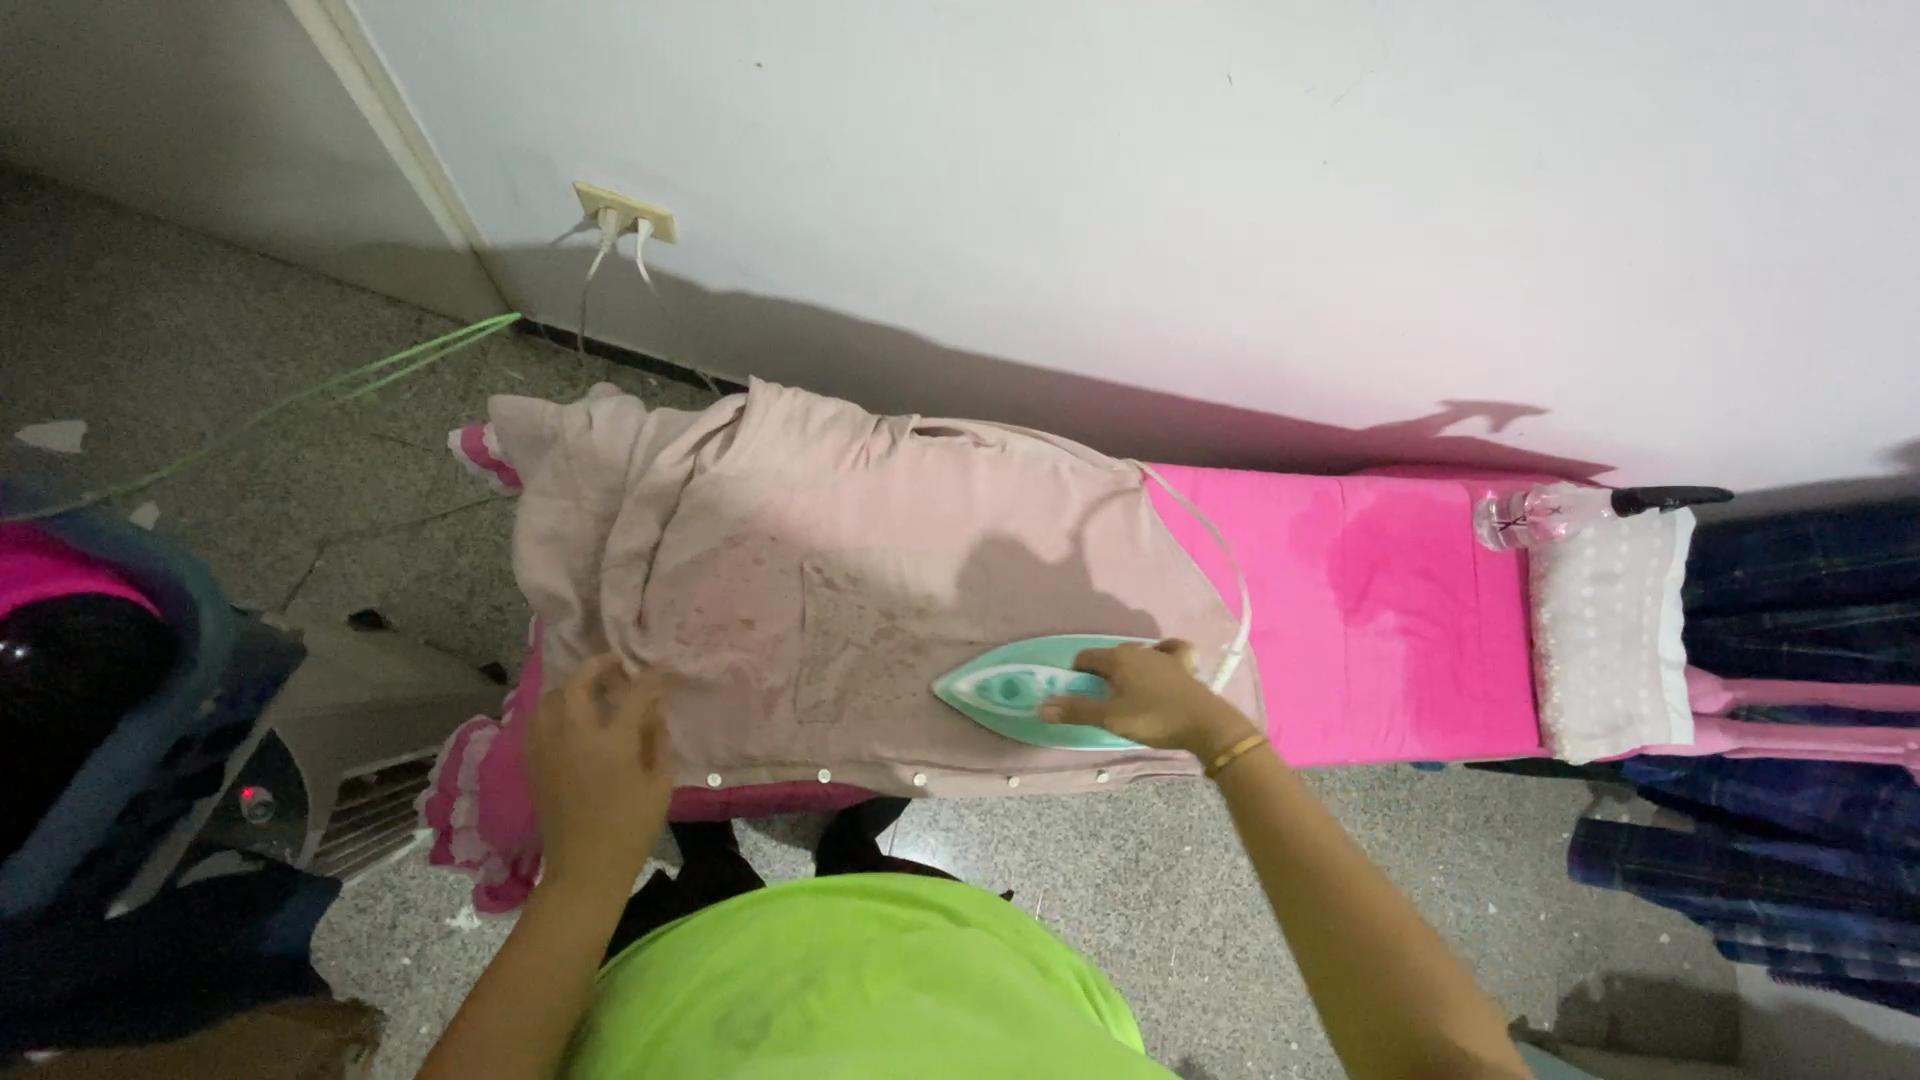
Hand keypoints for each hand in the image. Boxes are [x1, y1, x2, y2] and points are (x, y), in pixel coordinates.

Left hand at [527, 654, 675, 898]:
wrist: (584, 869)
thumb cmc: (632, 828)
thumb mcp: (660, 784)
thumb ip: (658, 741)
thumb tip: (653, 712)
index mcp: (612, 743)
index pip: (634, 694)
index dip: (650, 678)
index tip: (661, 670)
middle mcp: (575, 737)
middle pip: (578, 684)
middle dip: (597, 666)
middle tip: (615, 664)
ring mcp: (548, 750)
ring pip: (548, 699)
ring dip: (569, 685)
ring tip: (588, 686)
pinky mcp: (535, 765)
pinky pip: (537, 722)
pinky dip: (552, 708)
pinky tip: (568, 714)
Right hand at [1041, 639, 1260, 760]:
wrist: (1206, 725)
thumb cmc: (1154, 719)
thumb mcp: (1111, 718)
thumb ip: (1076, 711)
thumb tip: (1042, 706)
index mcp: (1117, 658)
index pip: (1084, 658)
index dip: (1075, 674)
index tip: (1077, 695)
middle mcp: (1138, 650)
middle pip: (1109, 657)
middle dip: (1100, 673)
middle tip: (1100, 700)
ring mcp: (1163, 655)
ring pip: (1136, 654)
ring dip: (1127, 668)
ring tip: (1127, 691)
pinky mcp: (1184, 665)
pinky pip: (1170, 651)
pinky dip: (1163, 655)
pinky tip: (1161, 665)